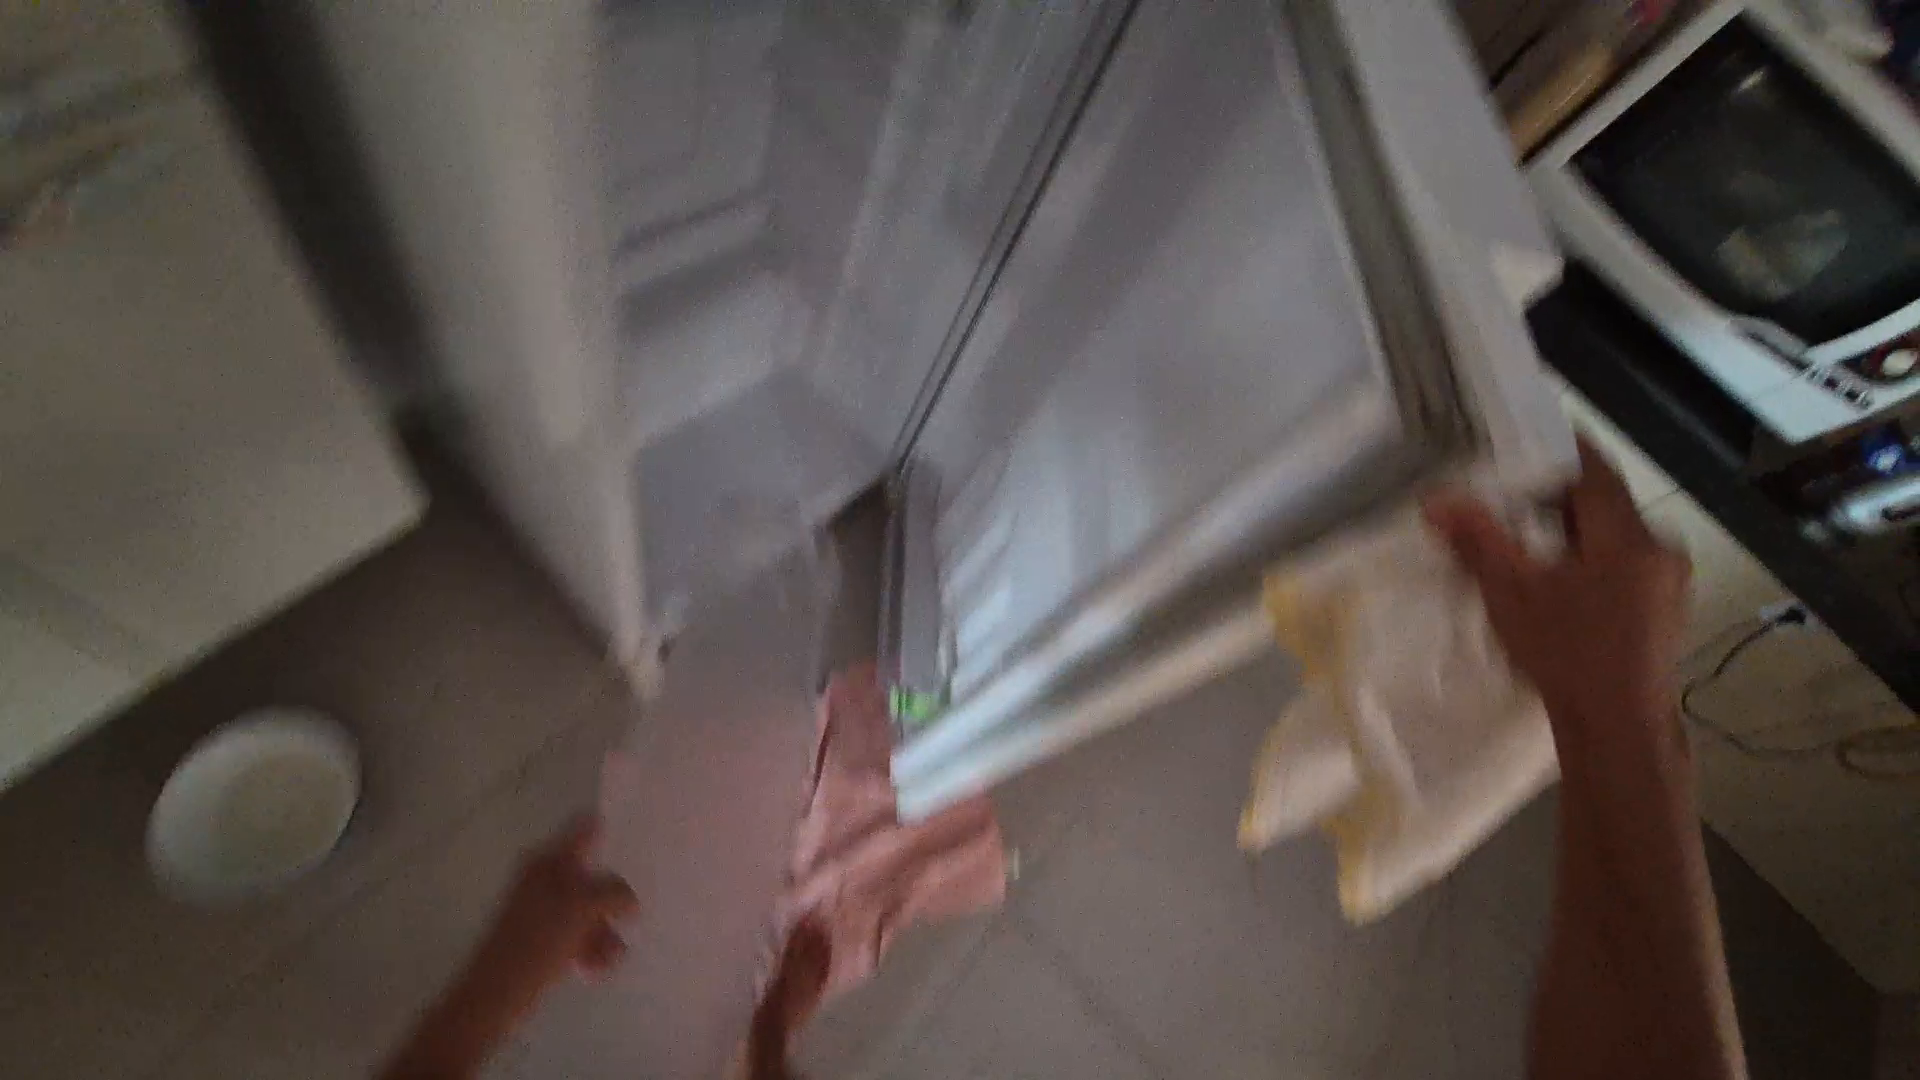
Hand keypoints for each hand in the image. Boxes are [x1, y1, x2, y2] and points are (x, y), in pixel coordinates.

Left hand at [389, 817, 637, 1077]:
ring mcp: (542, 909)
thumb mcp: (583, 908)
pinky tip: (596, 969)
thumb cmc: (535, 943)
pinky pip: (578, 933)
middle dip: (613, 901)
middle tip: (629, 919)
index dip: (611, 828)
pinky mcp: (541, 938)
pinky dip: (591, 948)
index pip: (586, 828)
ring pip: (590, 909)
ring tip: (610, 958)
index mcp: (548, 861)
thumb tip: (629, 900)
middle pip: (594, 874)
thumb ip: (614, 892)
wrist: (490, 999)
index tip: (637, 843)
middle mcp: (545, 878)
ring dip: (605, 932)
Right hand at [1424, 439, 1692, 756]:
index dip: (1564, 450)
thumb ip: (1476, 540)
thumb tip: (1435, 499)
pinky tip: (1551, 575)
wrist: (1617, 721)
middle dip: (1554, 494)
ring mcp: (1665, 582)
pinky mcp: (1661, 607)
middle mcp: (1657, 551)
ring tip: (1520, 534)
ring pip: (1611, 536)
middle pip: (1602, 504)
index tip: (1532, 435)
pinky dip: (1585, 555)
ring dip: (1568, 528)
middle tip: (1506, 490)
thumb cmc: (1565, 650)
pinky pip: (1620, 562)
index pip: (1596, 474)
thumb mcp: (1510, 591)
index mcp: (1626, 539)